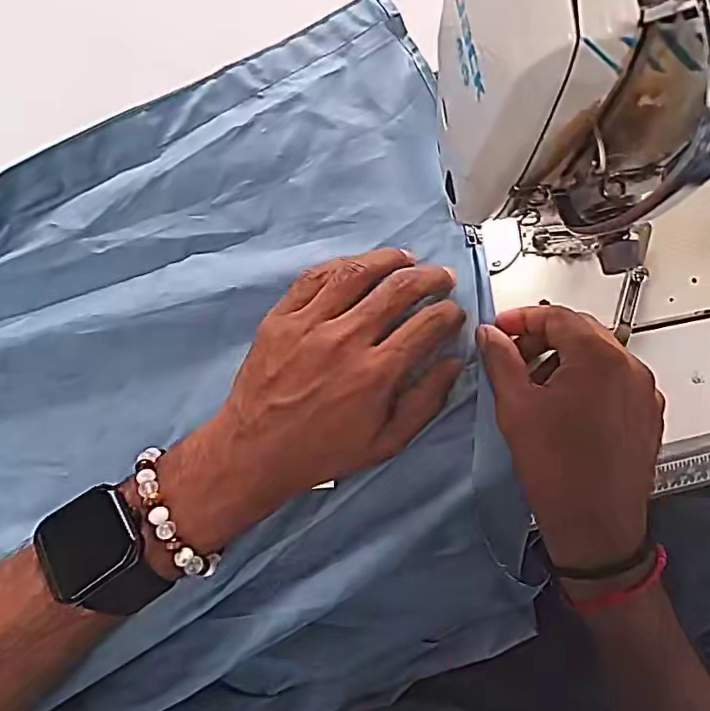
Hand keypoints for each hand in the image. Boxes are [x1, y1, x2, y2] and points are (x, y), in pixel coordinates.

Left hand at [139, 249, 466, 561]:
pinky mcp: (281, 318)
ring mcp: (309, 325)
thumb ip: (426, 402)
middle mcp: (344, 341)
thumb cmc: (322, 451)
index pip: (426, 325)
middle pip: (398, 289)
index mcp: (375, 374)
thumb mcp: (386, 442)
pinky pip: (314, 277)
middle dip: (430, 278)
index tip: (454, 312)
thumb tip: (453, 364)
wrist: (255, 452)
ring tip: (407, 258)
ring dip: (389, 259)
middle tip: (442, 277)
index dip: (449, 313)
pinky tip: (358, 265)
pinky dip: (342, 265)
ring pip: (357, 273)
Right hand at [478, 305, 663, 570]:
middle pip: (581, 331)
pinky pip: (614, 382)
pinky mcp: (647, 415)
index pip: (557, 316)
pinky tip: (561, 406)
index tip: (501, 330)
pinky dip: (586, 382)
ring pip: (599, 356)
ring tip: (533, 384)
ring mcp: (643, 392)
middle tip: (512, 354)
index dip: (521, 319)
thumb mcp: (516, 408)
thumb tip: (491, 336)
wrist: (597, 527)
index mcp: (599, 358)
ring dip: (564, 360)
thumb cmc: (561, 474)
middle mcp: (630, 368)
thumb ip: (501, 360)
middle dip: (543, 337)